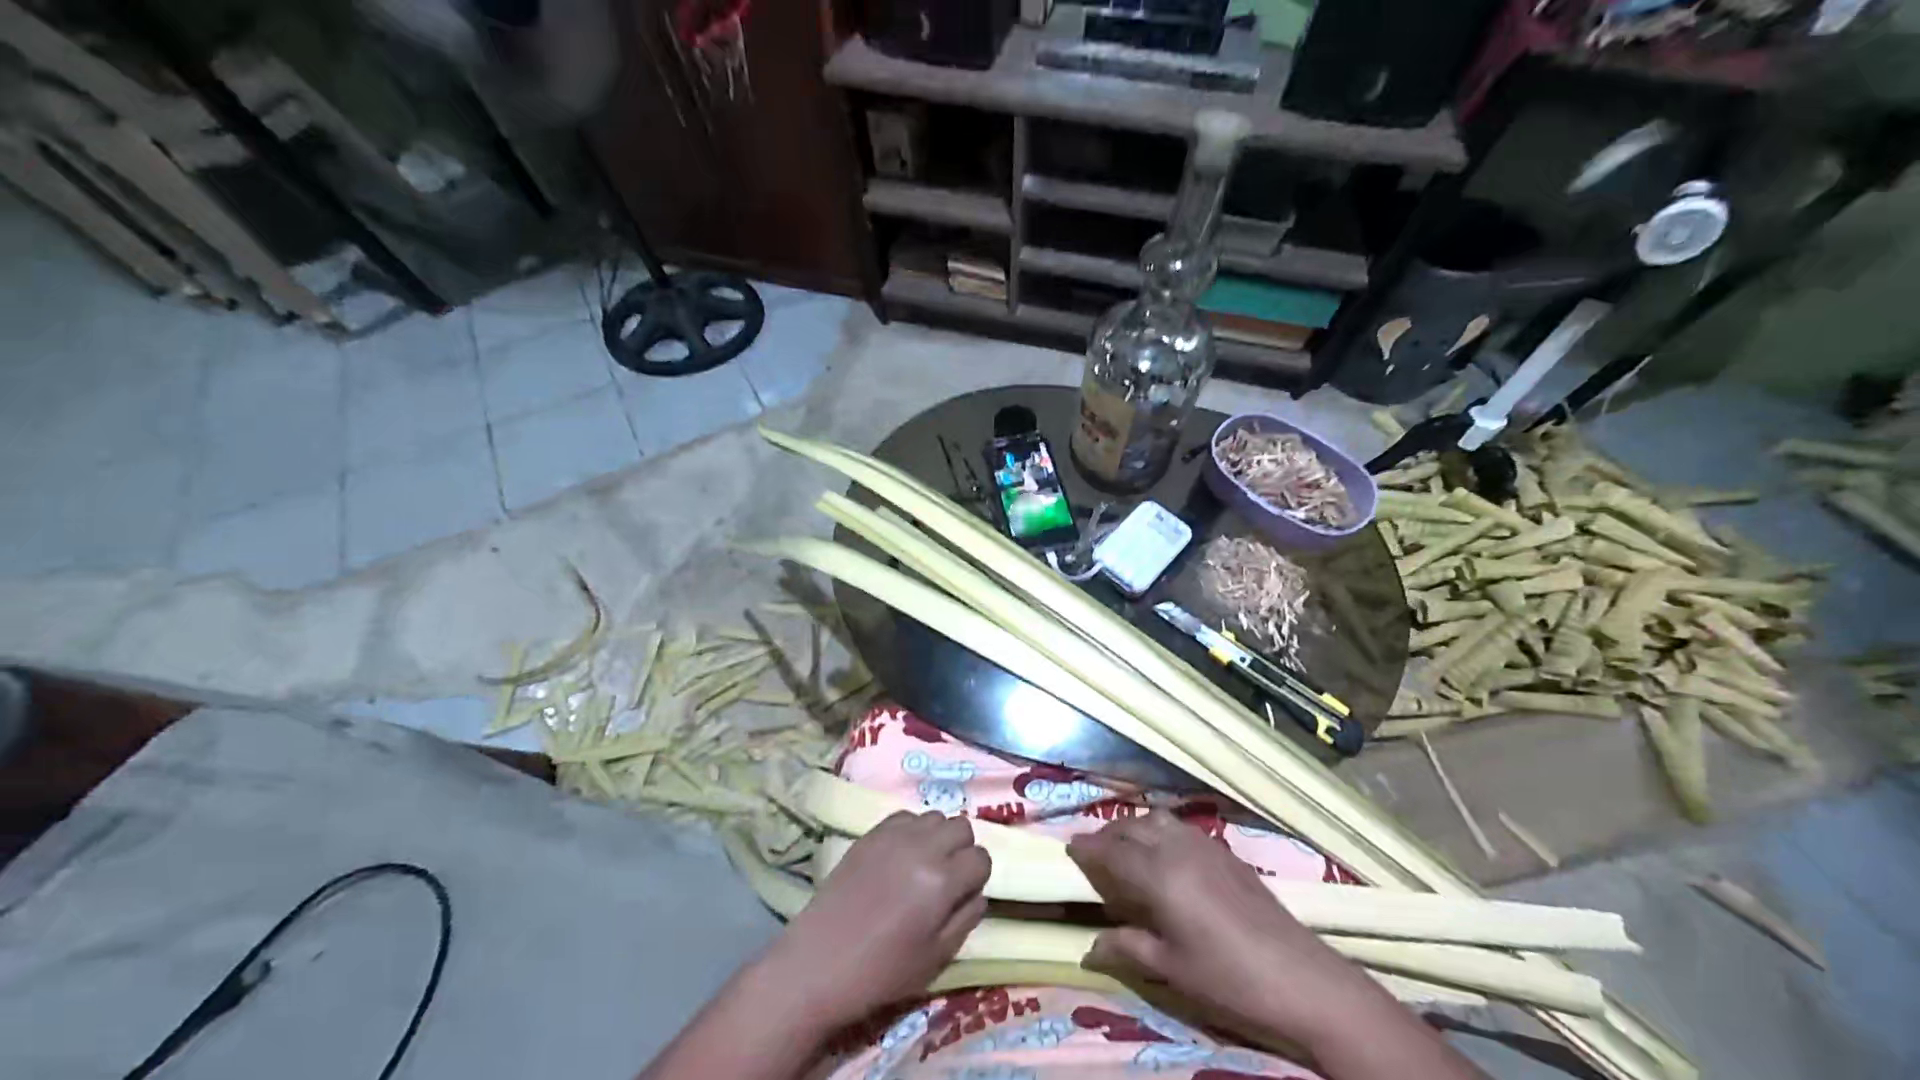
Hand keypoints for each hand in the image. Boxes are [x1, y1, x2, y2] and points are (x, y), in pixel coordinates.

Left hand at [756, 812, 989, 1028]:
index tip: (963, 894)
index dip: (977, 877)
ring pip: (934, 816)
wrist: (819, 963)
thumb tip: (976, 892)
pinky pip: (905, 816)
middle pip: (961, 826)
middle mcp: (922, 848)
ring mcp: (893, 837)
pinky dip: (912, 830)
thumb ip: (966, 919)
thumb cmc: (882, 971)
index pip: (981, 858)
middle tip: (947, 877)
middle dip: (961, 850)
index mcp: (942, 882)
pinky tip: (900, 857)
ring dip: (937, 837)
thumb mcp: (937, 957)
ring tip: (923, 865)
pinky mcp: (869, 834)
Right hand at [1066, 813, 1382, 1048]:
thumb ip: (1127, 948)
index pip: (1110, 851)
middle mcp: (1176, 848)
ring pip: (1157, 820)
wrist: (1302, 978)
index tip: (1069, 848)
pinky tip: (1164, 853)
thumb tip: (1090, 947)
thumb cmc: (1227, 978)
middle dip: (1106, 834)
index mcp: (1157, 874)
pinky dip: (1159, 830)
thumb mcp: (1170, 968)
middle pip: (1131, 827)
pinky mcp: (1227, 853)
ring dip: (1134, 827)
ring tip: (1125, 848)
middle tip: (1091, 850)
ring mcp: (1205, 846)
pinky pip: (1180, 827)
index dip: (1087, 849)